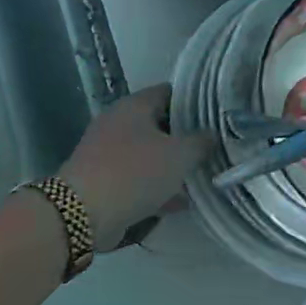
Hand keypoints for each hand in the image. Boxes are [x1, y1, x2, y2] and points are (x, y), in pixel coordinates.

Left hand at [58, 84, 211, 250]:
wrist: (84, 212)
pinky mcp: (104, 182)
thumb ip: (200, 142)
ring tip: (206, 178)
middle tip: (218, 149)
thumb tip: (209, 134)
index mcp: (131, 107)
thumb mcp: (179, 154)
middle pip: (159, 126)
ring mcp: (107, 155)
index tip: (221, 114)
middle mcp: (116, 125)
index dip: (195, 101)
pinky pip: (138, 180)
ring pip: (149, 156)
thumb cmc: (134, 172)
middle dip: (186, 139)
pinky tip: (181, 203)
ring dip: (173, 167)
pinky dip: (157, 189)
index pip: (168, 93)